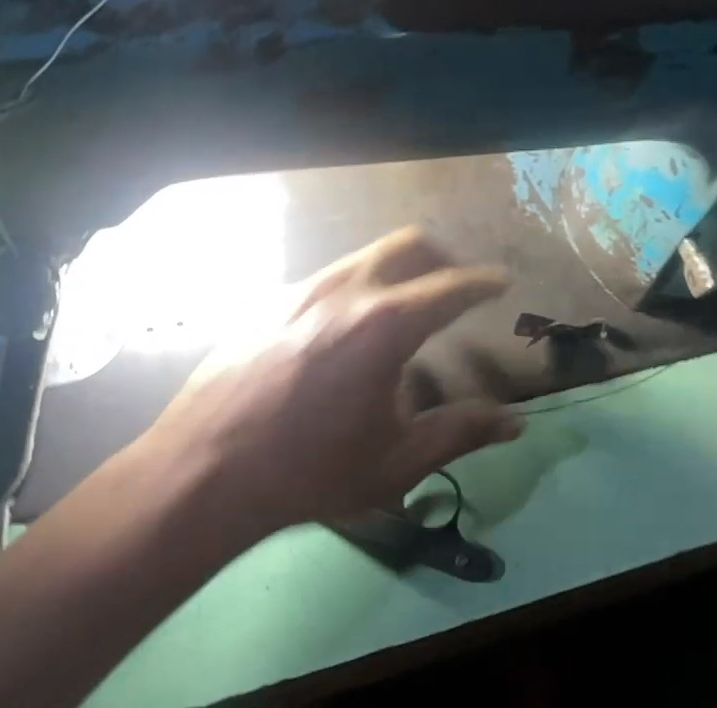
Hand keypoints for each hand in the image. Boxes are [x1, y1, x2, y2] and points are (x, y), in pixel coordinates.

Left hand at [139, 229, 523, 533]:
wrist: (202, 472)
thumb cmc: (309, 470)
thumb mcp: (395, 462)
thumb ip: (460, 434)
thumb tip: (514, 423)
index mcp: (385, 324)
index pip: (451, 286)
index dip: (483, 283)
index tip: (501, 283)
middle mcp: (345, 291)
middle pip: (408, 245)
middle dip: (442, 258)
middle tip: (455, 287)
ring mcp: (299, 291)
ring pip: (362, 258)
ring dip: (395, 272)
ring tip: (400, 311)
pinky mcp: (266, 304)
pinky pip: (324, 281)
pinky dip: (353, 291)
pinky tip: (341, 338)